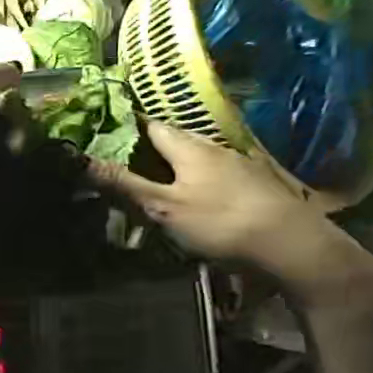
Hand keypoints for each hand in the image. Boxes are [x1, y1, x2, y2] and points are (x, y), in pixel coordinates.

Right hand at [89, 121, 367, 287]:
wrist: (297, 249)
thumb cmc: (221, 222)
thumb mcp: (162, 206)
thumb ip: (121, 183)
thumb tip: (76, 158)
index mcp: (189, 147)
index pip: (149, 124)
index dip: (125, 124)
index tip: (103, 128)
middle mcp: (215, 149)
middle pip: (175, 139)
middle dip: (149, 145)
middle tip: (122, 157)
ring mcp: (240, 167)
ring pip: (197, 158)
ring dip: (175, 164)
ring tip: (154, 178)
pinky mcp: (258, 188)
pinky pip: (216, 176)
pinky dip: (197, 180)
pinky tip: (194, 196)